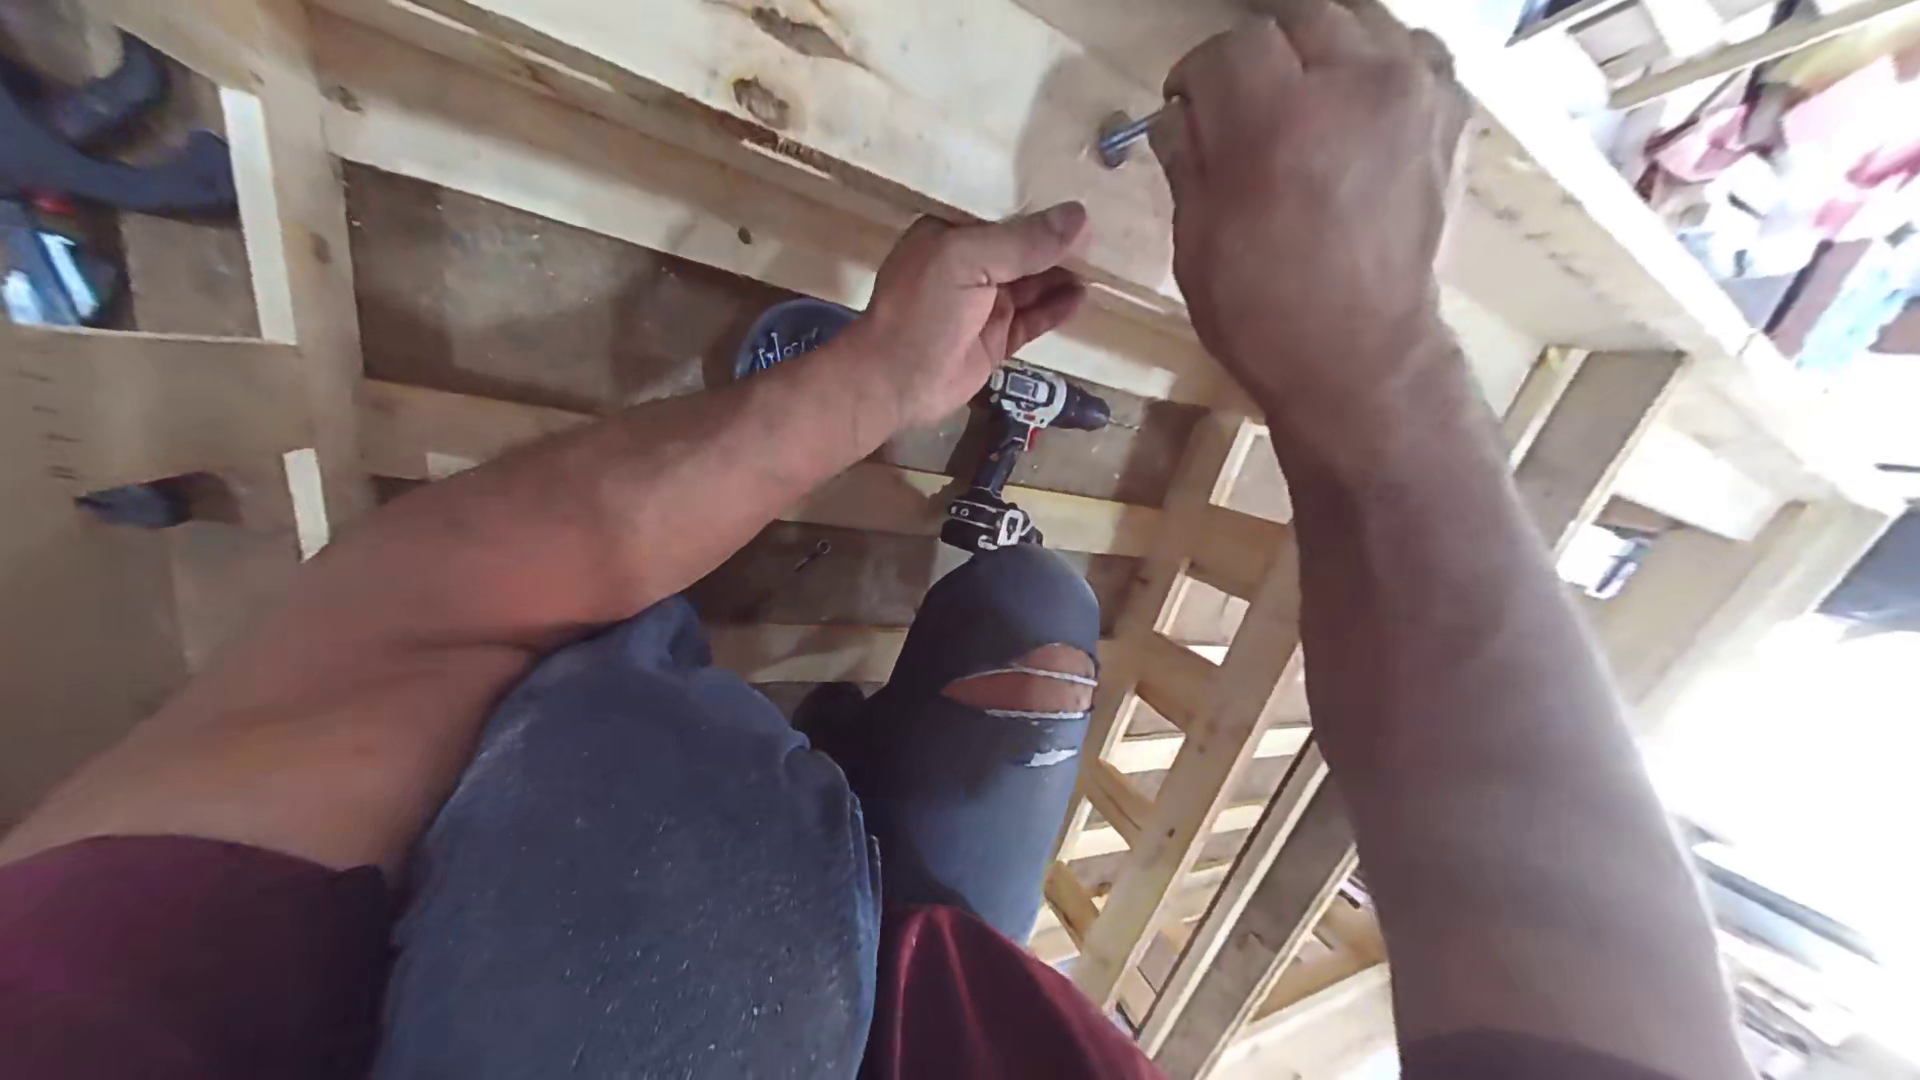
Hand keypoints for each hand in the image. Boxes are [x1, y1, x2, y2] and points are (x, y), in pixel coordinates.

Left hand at [850, 205, 1090, 428]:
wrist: (896, 383)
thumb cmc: (922, 311)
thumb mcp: (967, 261)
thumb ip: (1022, 242)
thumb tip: (1080, 219)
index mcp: (953, 233)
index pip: (1006, 209)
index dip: (1044, 202)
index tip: (1087, 190)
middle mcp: (971, 265)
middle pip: (1025, 247)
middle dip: (1061, 241)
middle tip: (1108, 230)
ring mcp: (985, 304)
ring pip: (1034, 284)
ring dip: (1065, 275)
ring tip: (1105, 262)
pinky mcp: (996, 339)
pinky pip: (1034, 319)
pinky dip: (1057, 309)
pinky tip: (1083, 296)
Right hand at [1151, 3, 1470, 434]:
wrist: (1354, 356)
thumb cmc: (1257, 314)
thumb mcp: (1196, 247)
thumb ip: (1186, 164)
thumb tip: (1175, 118)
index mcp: (1274, 123)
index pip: (1225, 50)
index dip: (1193, 76)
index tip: (1183, 107)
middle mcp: (1354, 82)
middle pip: (1294, 16)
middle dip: (1253, 55)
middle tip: (1235, 104)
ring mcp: (1414, 90)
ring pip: (1357, 18)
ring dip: (1313, 49)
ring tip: (1296, 102)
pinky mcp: (1451, 111)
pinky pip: (1407, 49)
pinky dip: (1370, 64)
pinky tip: (1350, 109)